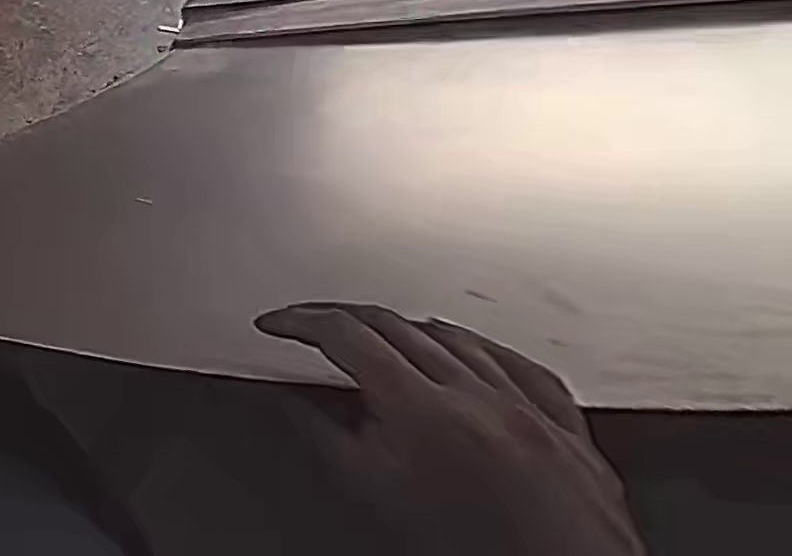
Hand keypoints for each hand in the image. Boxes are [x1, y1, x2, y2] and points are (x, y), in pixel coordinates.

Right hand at [256, 302, 644, 555]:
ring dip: (400, 326)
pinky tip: (462, 346)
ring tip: (372, 331)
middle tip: (309, 324)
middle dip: (336, 316)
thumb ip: (317, 428)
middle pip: (389, 324)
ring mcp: (530, 412)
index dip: (298, 321)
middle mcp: (478, 399)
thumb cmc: (468, 554)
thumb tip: (284, 393)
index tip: (277, 324)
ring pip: (451, 336)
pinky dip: (480, 348)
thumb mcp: (367, 487)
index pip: (341, 333)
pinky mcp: (571, 434)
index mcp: (421, 408)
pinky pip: (523, 368)